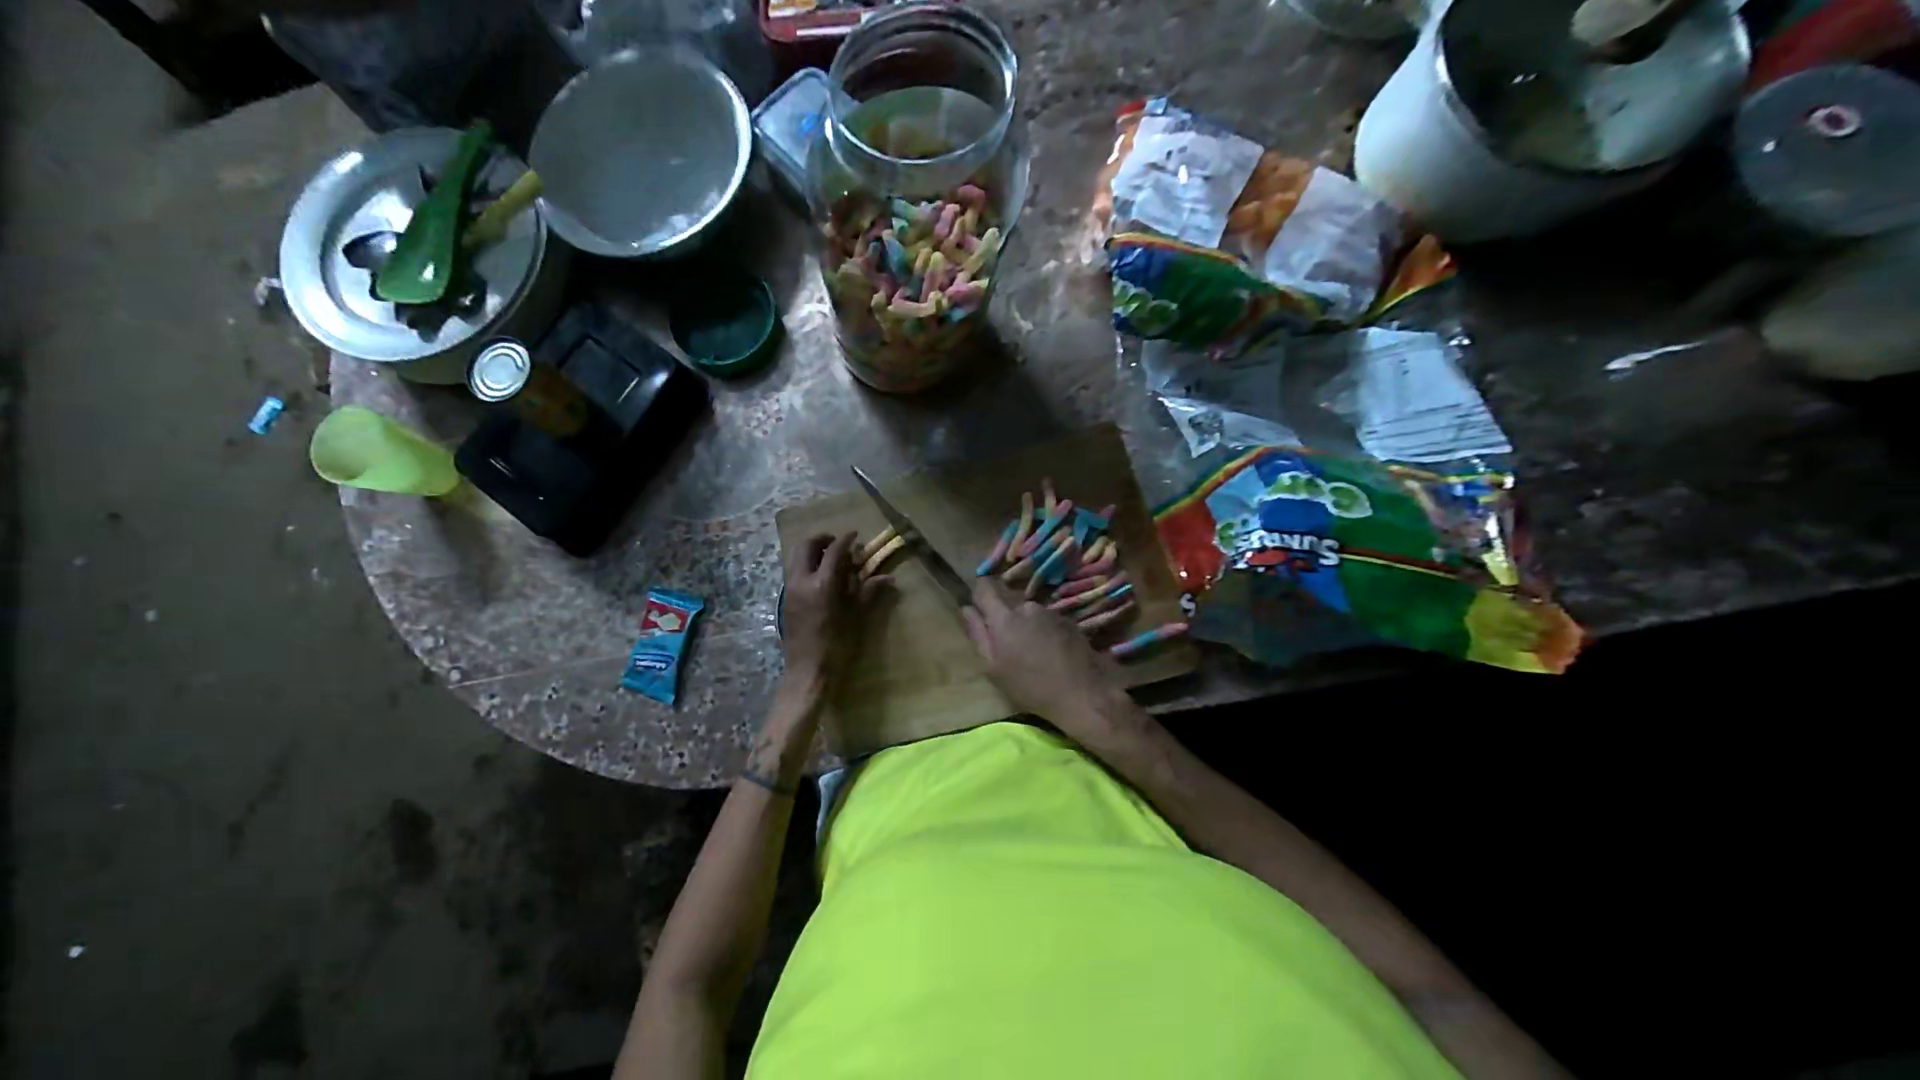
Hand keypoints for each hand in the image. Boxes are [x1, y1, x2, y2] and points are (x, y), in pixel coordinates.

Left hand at [781, 531, 889, 683]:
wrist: (808, 670)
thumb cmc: (837, 645)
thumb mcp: (856, 617)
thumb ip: (869, 592)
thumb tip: (889, 578)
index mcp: (822, 583)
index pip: (834, 550)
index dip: (845, 539)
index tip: (855, 535)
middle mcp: (802, 580)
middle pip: (806, 546)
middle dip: (822, 540)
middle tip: (838, 544)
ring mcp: (790, 590)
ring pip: (797, 557)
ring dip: (813, 552)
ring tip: (831, 560)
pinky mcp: (785, 600)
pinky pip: (795, 572)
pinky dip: (807, 566)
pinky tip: (822, 579)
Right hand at [961, 578, 1133, 743]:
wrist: (1084, 692)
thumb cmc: (1031, 686)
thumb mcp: (994, 667)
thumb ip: (978, 634)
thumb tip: (967, 609)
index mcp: (1004, 618)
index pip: (984, 588)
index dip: (978, 596)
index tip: (979, 611)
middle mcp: (1027, 607)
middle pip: (1008, 604)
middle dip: (1005, 620)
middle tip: (1010, 648)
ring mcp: (1051, 612)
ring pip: (1029, 614)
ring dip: (1028, 628)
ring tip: (1034, 655)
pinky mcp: (1069, 621)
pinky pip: (1048, 622)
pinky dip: (1045, 633)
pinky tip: (1052, 655)